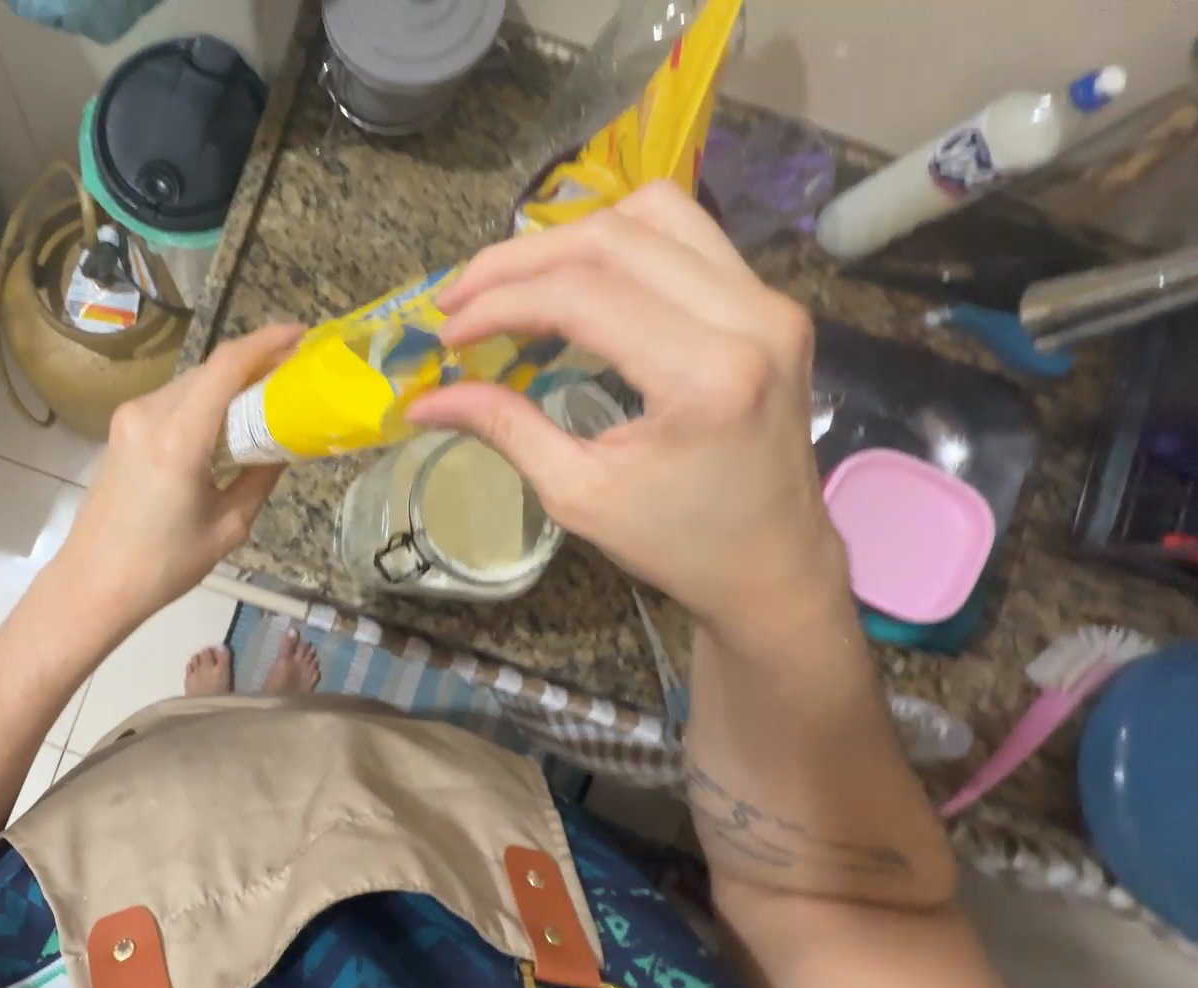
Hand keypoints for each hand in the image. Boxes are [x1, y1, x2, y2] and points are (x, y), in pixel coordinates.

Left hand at [52, 323, 303, 628]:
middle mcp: (149, 415)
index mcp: (178, 439)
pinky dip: (205, 401)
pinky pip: (173, 399)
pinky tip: (226, 421)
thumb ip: (261, 477)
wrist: (94, 582)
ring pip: (191, 382)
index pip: (226, 366)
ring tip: (266, 399)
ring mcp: (129, 418)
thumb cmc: (163, 565)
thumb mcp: (229, 527)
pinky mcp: (121, 428)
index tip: (302, 335)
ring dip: (228, 383)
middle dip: (254, 364)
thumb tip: (284, 445)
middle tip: (295, 376)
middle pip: (210, 369)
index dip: (267, 342)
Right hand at [408, 182, 845, 630]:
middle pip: (613, 238)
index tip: (448, 334)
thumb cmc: (676, 542)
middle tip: (460, 298)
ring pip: (654, 215)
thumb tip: (423, 403)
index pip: (582, 296)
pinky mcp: (768, 302)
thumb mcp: (576, 493)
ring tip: (514, 282)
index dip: (499, 303)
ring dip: (569, 238)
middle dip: (518, 260)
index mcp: (705, 375)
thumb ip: (503, 427)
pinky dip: (618, 242)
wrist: (773, 563)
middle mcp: (750, 316)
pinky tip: (578, 279)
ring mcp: (768, 300)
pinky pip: (686, 233)